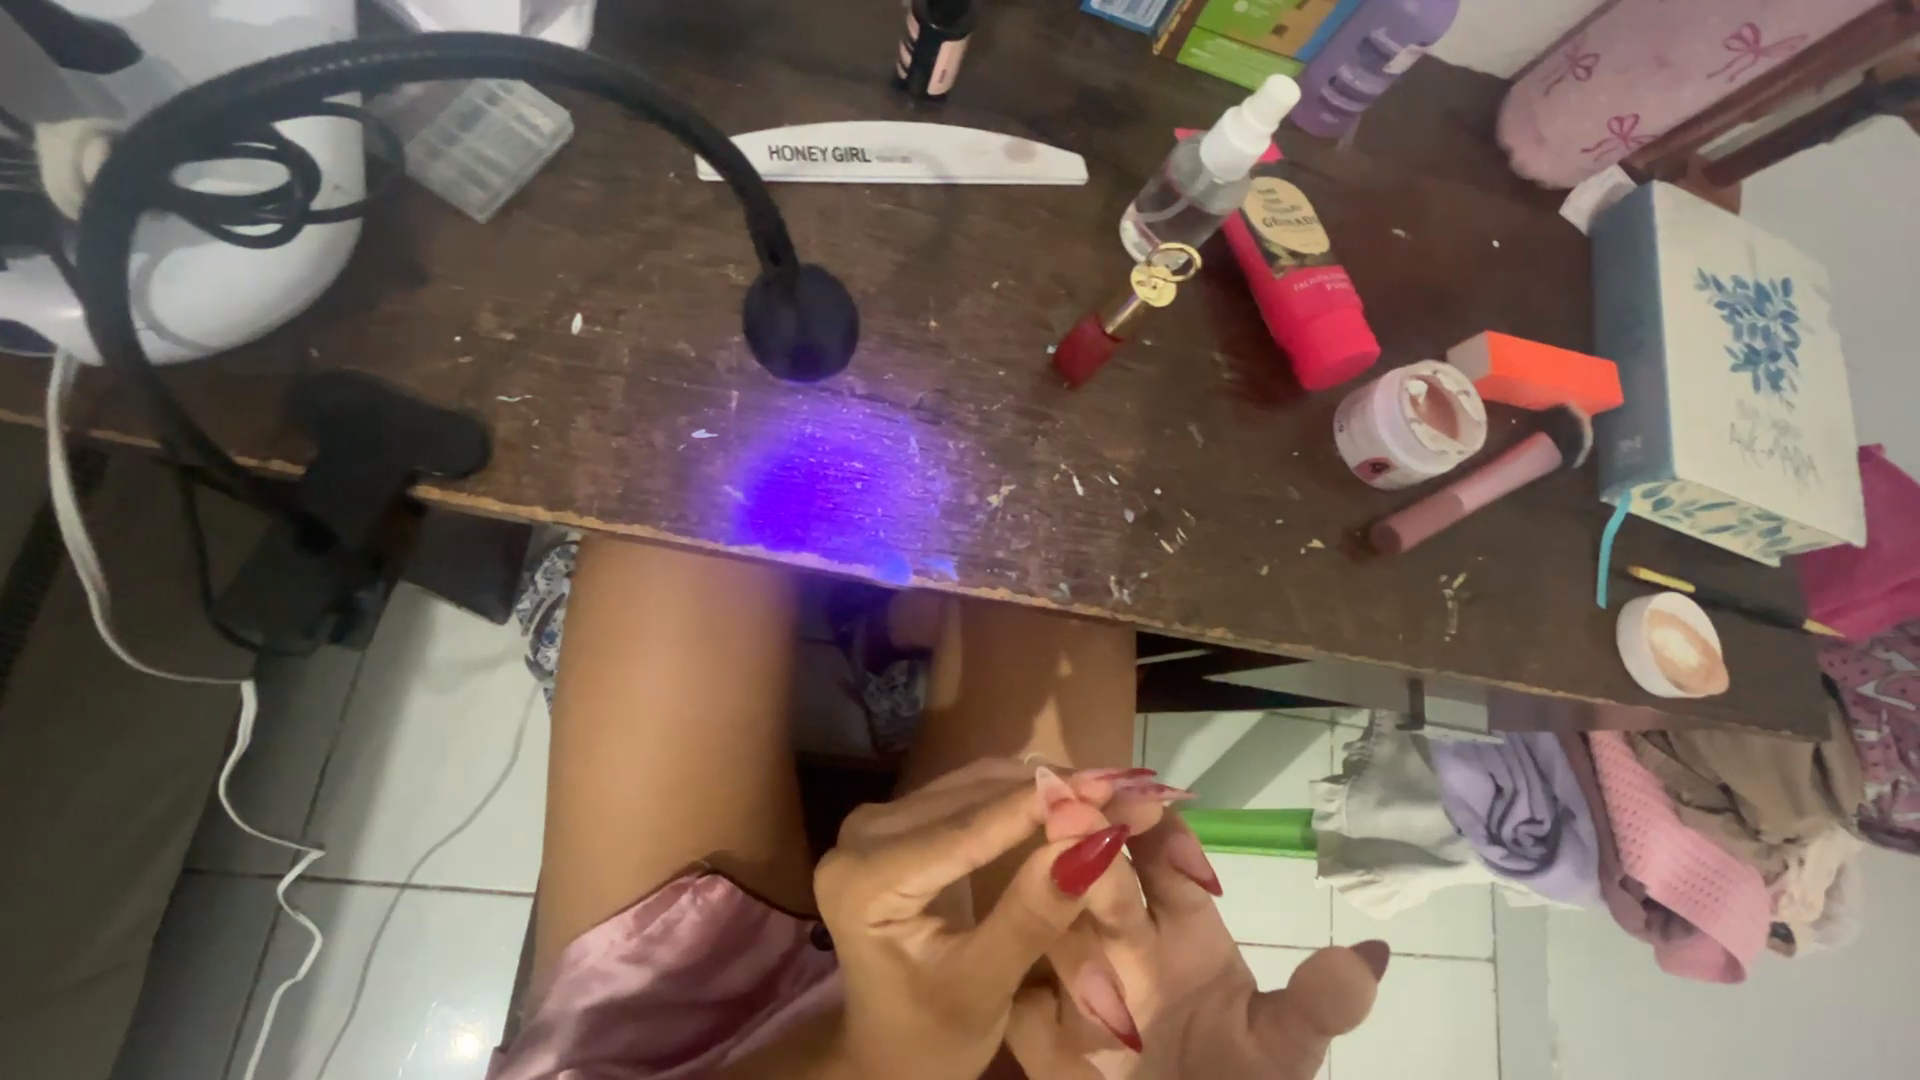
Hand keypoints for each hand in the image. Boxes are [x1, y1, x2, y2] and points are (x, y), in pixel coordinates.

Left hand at [742, 760, 1139, 1079]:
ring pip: (975, 785)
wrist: (887, 1050)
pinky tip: (1071, 797)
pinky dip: (1023, 796)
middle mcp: (862, 834)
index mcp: (863, 879)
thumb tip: (1092, 842)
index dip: (1044, 804)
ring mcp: (878, 822)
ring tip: (1112, 790)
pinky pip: (969, 794)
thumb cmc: (930, 1037)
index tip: (1115, 787)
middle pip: (972, 796)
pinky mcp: (899, 821)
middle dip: (1054, 792)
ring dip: (1044, 787)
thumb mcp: (985, 987)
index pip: (966, 828)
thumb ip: (1031, 915)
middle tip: (1130, 789)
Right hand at [1007, 813, 1387, 1078]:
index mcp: (1184, 921)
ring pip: (1056, 915)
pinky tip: (1005, 949)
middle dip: (1090, 840)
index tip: (1139, 797)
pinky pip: (1015, 980)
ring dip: (1050, 889)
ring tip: (1045, 861)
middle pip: (1105, 875)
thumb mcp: (1281, 1055)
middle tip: (1075, 808)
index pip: (1168, 854)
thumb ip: (1319, 1005)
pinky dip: (1010, 960)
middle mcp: (1126, 930)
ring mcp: (1077, 970)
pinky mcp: (1035, 1017)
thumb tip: (1373, 953)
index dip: (1156, 825)